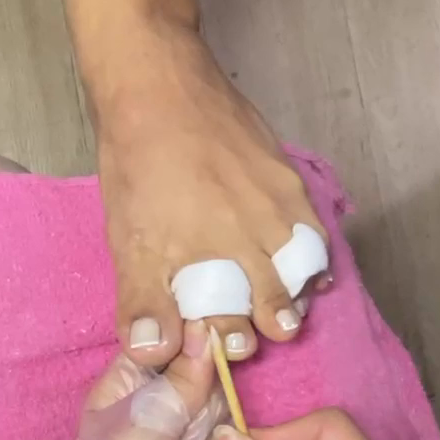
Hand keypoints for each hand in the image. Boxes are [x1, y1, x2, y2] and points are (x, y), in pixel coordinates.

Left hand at [0, 321, 228, 439]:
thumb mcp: (143, 429)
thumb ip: (179, 381)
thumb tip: (202, 328)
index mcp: (124, 387)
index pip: (172, 344)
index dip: (200, 345)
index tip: (228, 346)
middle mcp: (153, 413)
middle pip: (209, 389)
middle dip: (205, 420)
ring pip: (225, 432)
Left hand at [81, 7, 326, 367]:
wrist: (159, 86)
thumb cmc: (134, 163)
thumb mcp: (125, 234)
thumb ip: (142, 295)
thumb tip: (153, 353)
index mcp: (208, 256)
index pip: (234, 322)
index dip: (231, 339)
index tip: (225, 347)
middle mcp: (253, 236)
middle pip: (277, 300)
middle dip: (270, 321)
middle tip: (263, 330)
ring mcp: (277, 204)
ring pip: (303, 267)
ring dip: (295, 292)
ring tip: (285, 307)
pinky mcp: (288, 177)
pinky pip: (314, 230)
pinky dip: (311, 255)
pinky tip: (303, 264)